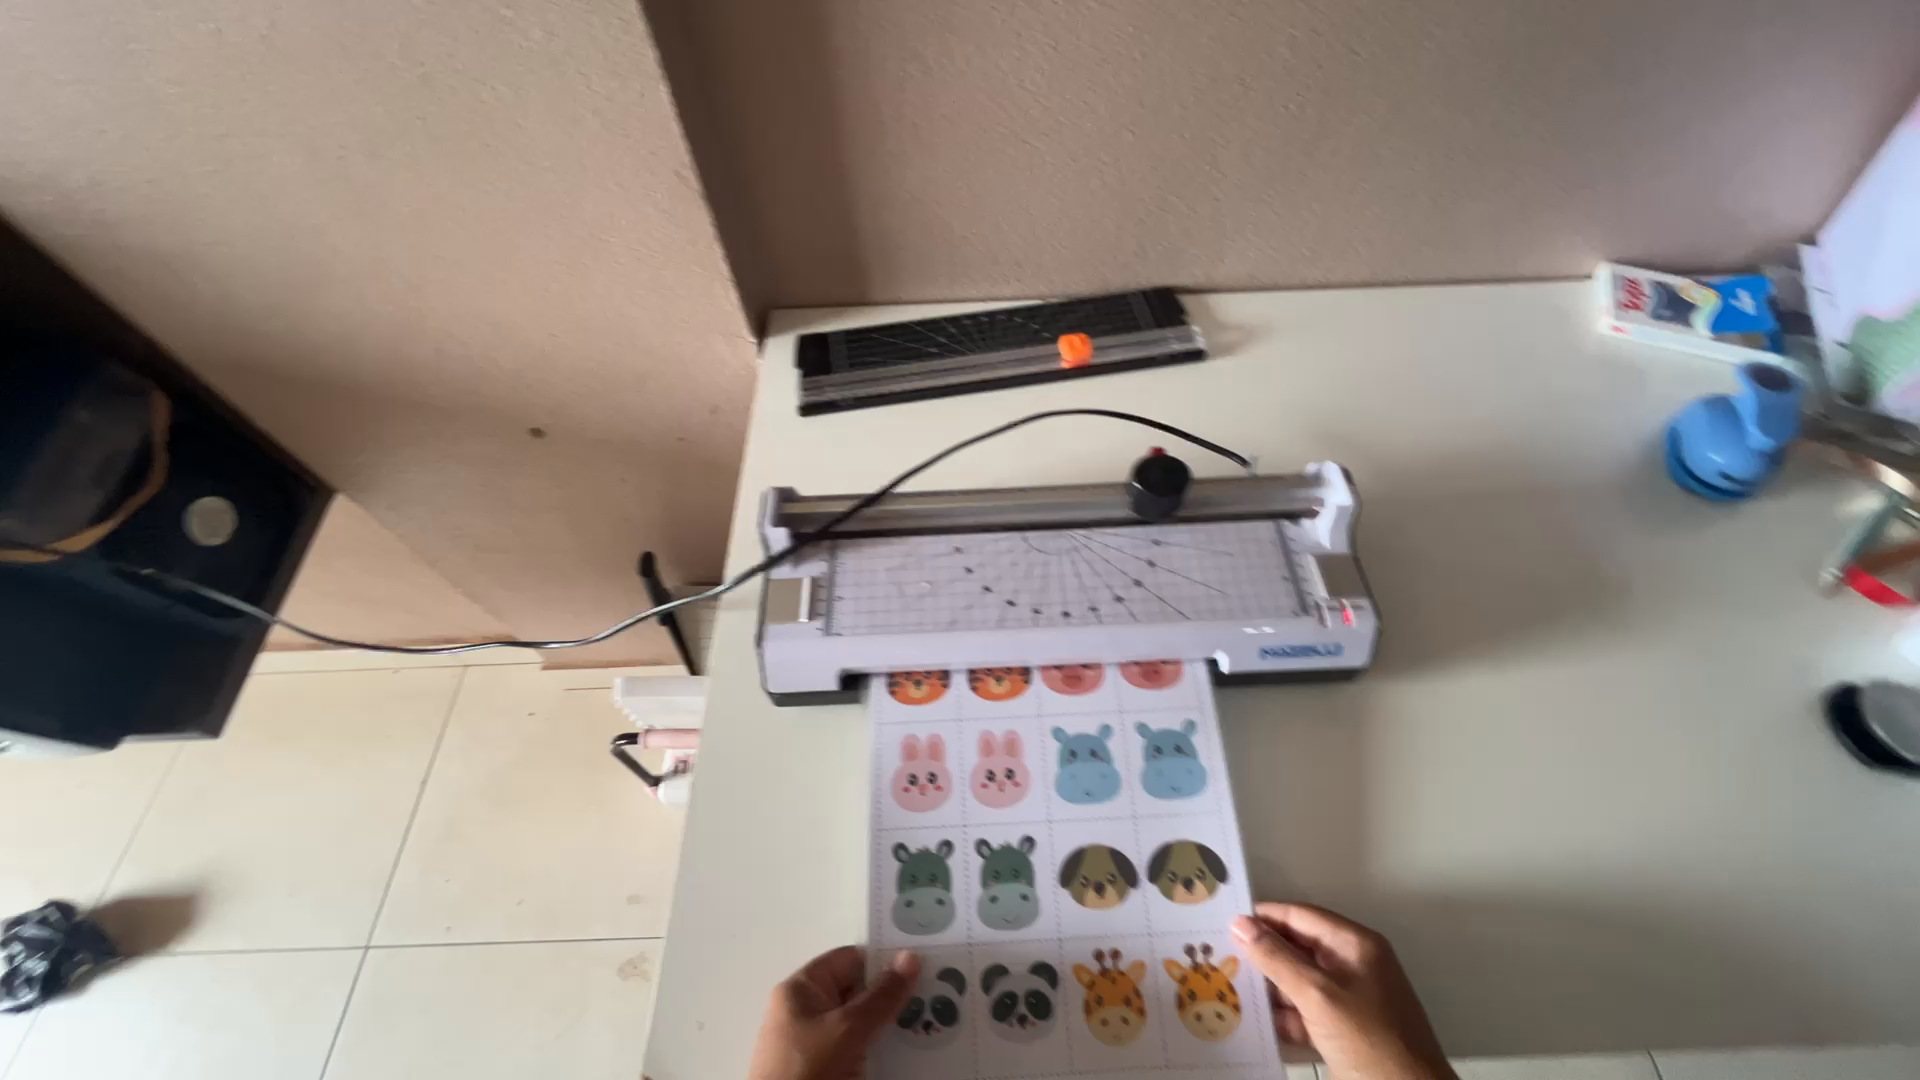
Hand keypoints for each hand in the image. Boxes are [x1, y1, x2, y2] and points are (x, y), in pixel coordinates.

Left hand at [747, 946, 920, 1079]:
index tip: (920, 968)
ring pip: (862, 1026)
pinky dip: (880, 1053)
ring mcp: (814, 1046)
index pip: (849, 960)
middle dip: (892, 998)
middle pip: (857, 993)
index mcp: (800, 990)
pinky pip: (858, 1053)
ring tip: (928, 1026)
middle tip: (932, 999)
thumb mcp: (848, 1031)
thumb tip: (910, 957)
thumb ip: (882, 996)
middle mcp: (805, 1012)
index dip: (883, 961)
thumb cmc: (807, 1073)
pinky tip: (909, 1057)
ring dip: (890, 1028)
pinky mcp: (824, 1072)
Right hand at [1233, 903, 1454, 1079]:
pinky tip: (1253, 1023)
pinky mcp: (1343, 1031)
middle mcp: (1352, 966)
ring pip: (1297, 980)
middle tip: (1219, 956)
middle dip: (1261, 954)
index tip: (1223, 922)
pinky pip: (1305, 1011)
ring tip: (1226, 989)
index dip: (1263, 917)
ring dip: (1267, 987)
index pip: (1300, 916)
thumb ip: (1276, 958)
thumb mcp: (1317, 995)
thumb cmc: (1369, 1044)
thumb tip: (1239, 923)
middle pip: (1297, 947)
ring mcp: (1348, 1000)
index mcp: (1354, 946)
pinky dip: (1282, 1016)